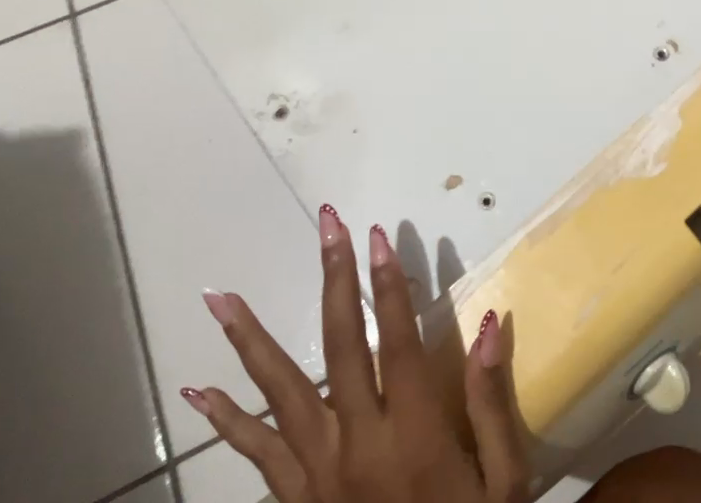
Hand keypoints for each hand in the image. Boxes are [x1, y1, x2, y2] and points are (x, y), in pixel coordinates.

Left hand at [183, 208, 528, 502]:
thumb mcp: (503, 482)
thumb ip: (490, 403)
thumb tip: (491, 324)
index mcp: (414, 434)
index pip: (397, 341)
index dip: (389, 285)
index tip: (378, 235)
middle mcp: (358, 442)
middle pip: (340, 346)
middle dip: (335, 279)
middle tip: (327, 225)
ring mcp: (318, 471)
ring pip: (281, 392)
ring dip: (251, 340)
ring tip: (219, 298)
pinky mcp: (295, 497)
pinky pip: (256, 452)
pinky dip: (225, 419)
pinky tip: (197, 392)